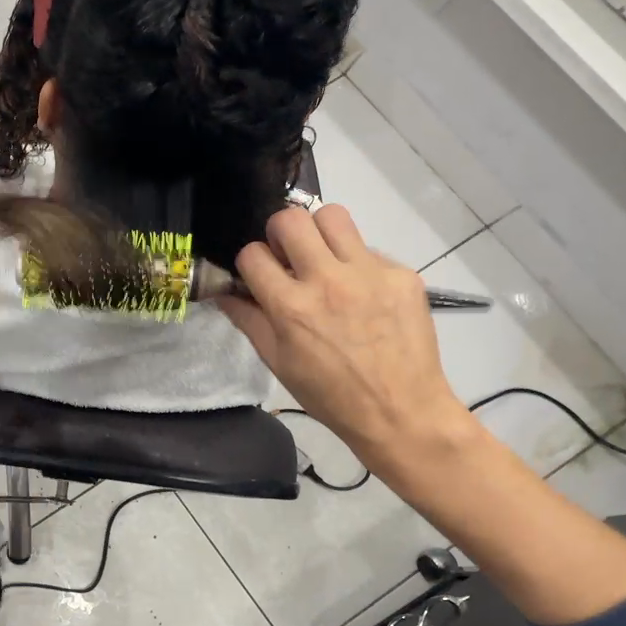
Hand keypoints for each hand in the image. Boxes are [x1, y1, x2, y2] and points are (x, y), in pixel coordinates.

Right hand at [214, 205, 478, 473]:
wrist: (400, 410)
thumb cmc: (328, 394)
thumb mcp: (277, 362)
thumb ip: (248, 320)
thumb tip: (223, 293)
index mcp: (291, 307)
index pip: (253, 254)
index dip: (249, 262)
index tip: (258, 275)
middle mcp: (327, 281)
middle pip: (290, 219)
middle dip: (279, 232)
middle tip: (287, 254)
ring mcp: (369, 273)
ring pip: (333, 215)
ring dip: (319, 232)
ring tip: (323, 258)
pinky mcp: (401, 274)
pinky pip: (368, 248)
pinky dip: (356, 263)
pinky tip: (362, 294)